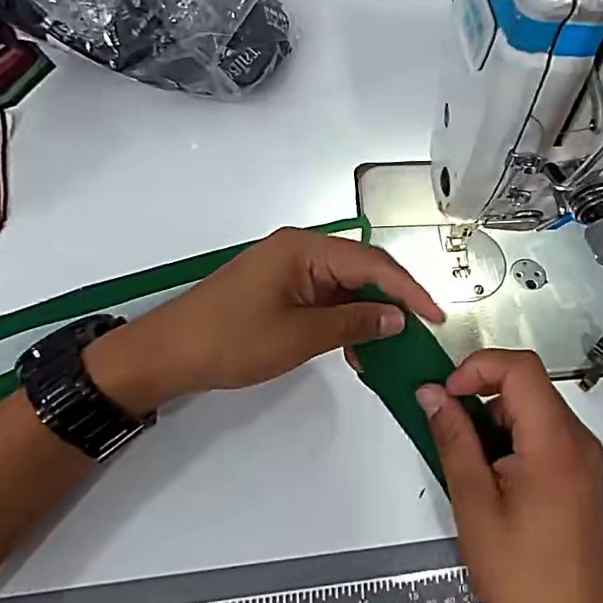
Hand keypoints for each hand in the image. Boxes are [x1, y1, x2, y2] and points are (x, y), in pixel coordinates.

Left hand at [87, 228, 443, 416]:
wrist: (168, 354)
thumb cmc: (230, 340)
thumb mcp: (300, 335)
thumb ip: (354, 322)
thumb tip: (397, 318)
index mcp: (304, 248)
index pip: (372, 264)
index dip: (408, 291)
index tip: (435, 317)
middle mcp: (299, 249)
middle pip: (361, 270)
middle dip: (390, 301)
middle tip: (416, 333)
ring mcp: (288, 268)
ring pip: (345, 286)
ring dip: (366, 314)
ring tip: (386, 348)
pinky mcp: (280, 287)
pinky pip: (325, 298)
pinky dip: (343, 319)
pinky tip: (353, 347)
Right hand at [415, 350, 602, 602]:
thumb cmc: (521, 578)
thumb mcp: (473, 502)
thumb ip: (453, 438)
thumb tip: (432, 394)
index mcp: (556, 443)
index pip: (521, 368)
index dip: (477, 367)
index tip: (446, 393)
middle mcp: (579, 441)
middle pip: (529, 385)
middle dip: (482, 392)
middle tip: (446, 422)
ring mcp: (585, 458)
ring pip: (534, 407)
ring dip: (495, 416)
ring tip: (467, 457)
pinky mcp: (582, 474)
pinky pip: (544, 433)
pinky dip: (512, 436)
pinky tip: (490, 472)